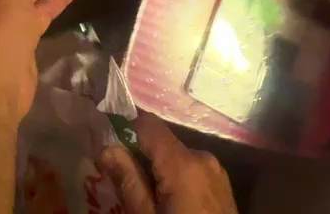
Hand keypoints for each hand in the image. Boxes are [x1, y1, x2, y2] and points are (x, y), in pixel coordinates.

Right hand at [100, 113, 237, 213]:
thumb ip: (128, 181)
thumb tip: (106, 148)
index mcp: (183, 163)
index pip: (147, 124)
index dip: (125, 131)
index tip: (107, 148)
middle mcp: (202, 157)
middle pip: (161, 143)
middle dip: (140, 158)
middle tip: (122, 184)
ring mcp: (216, 172)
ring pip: (176, 158)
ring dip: (158, 172)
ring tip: (147, 202)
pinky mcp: (222, 187)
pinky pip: (192, 172)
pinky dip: (176, 181)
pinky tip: (170, 207)